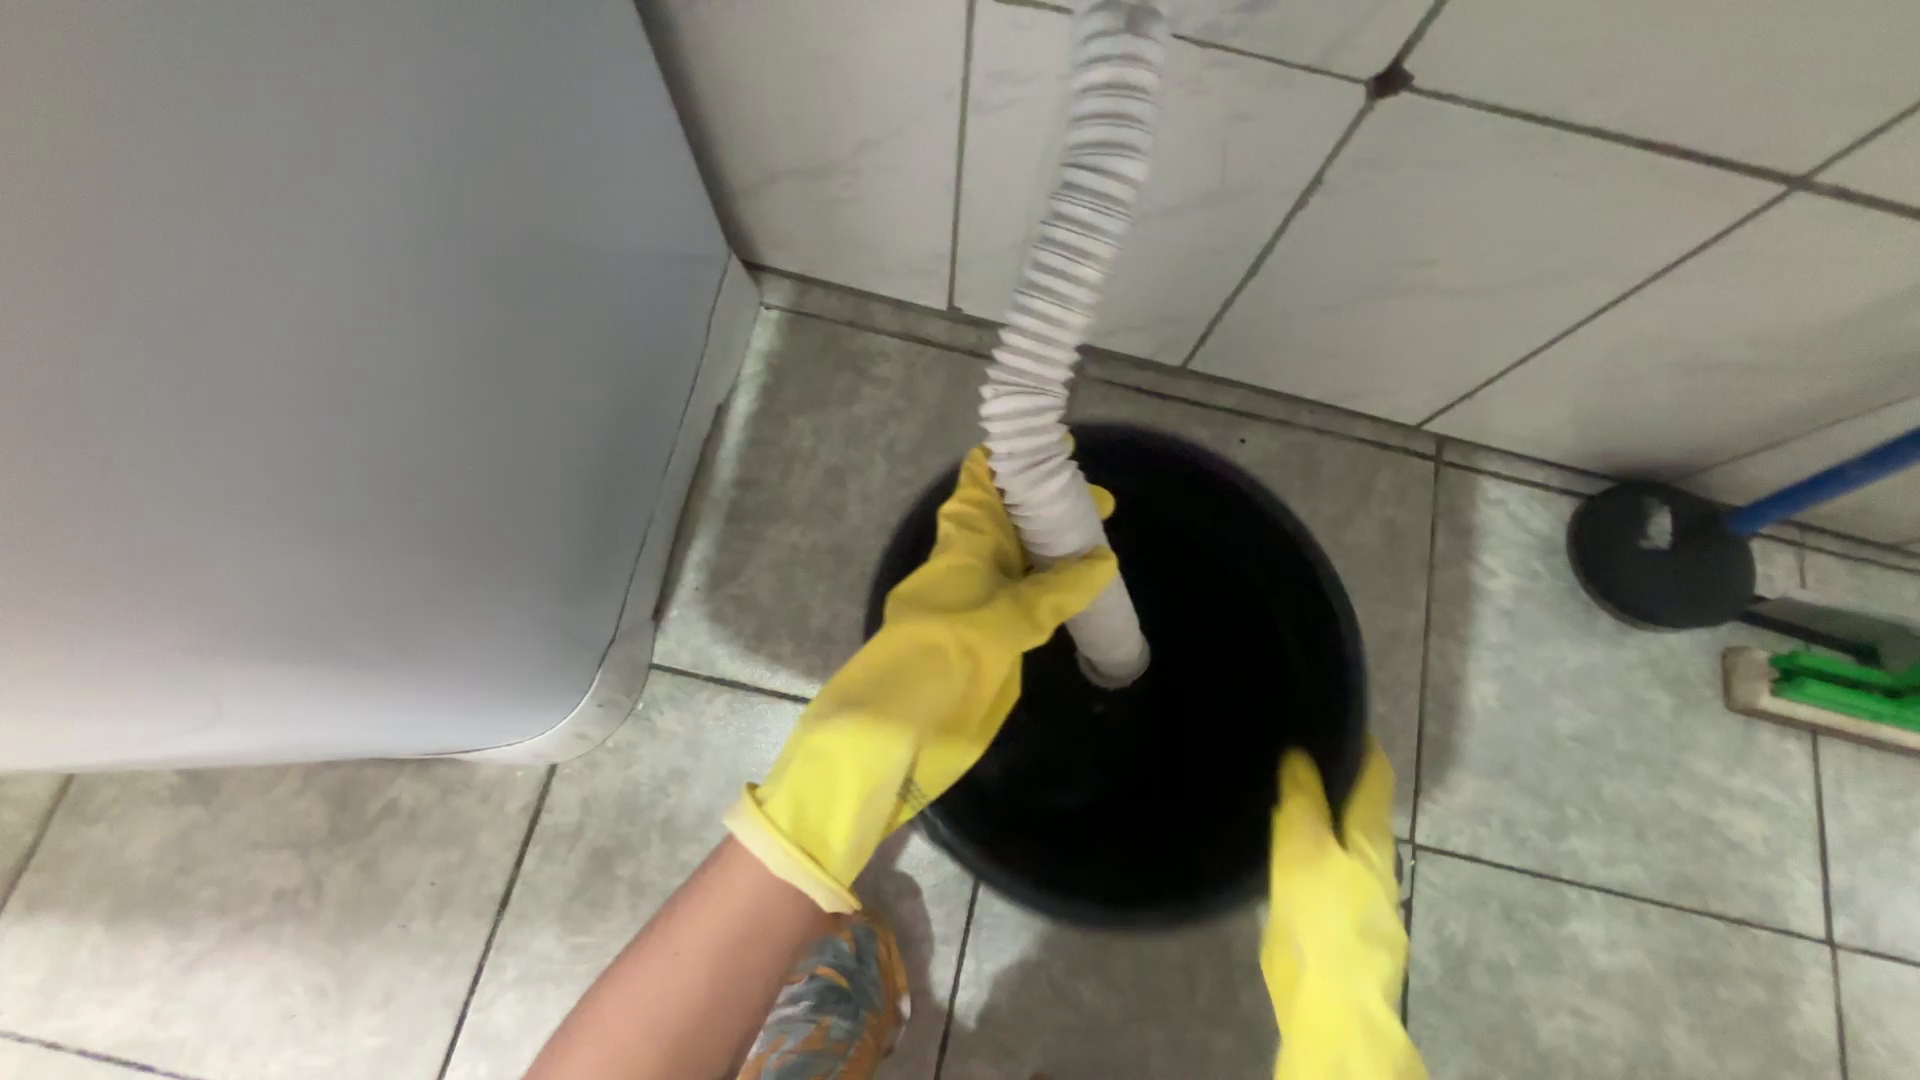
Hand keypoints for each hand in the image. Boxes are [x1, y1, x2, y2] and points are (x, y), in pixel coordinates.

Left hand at [725, 445, 1118, 911]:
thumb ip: (1053, 593)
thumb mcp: (1003, 623)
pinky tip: (1077, 586)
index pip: (982, 484)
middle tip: (1098, 502)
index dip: (1012, 461)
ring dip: (1049, 543)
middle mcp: (969, 563)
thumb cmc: (942, 660)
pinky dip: (1049, 583)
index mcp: (963, 544)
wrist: (897, 730)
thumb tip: (1103, 561)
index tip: (1057, 448)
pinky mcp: (988, 634)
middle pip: (1006, 518)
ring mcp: (978, 600)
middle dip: (1045, 503)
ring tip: (1095, 536)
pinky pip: (1023, 595)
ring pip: (1016, 557)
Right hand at [1263, 740, 1425, 1079]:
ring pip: (1349, 853)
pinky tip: (1291, 868)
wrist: (1332, 1008)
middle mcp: (1378, 869)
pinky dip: (1317, 865)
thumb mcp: (1302, 847)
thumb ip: (1301, 801)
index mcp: (1372, 841)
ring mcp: (1368, 907)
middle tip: (1300, 763)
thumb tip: (1299, 753)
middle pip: (1364, 817)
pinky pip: (1332, 884)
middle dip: (1340, 790)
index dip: (1364, 750)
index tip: (1342, 725)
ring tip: (1289, 810)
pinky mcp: (1347, 938)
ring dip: (1327, 829)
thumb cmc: (1321, 918)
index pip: (1375, 780)